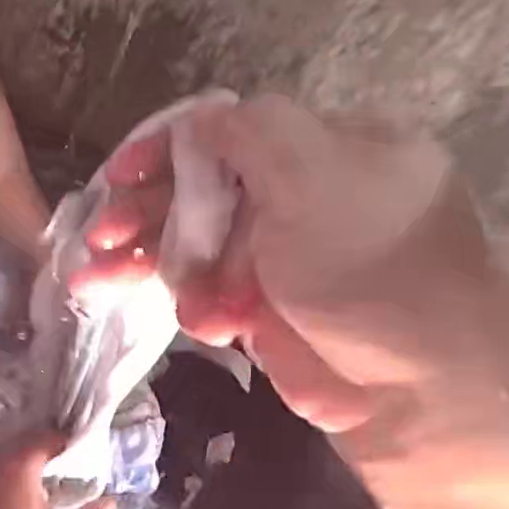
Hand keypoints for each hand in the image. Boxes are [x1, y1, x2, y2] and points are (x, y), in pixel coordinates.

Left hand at [0, 431, 115, 508]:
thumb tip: (111, 503)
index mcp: (20, 464)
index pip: (46, 438)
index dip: (64, 441)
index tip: (78, 451)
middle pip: (23, 441)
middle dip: (44, 446)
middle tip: (63, 460)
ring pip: (4, 453)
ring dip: (23, 457)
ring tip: (42, 473)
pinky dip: (5, 470)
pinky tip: (14, 489)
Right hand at [86, 94, 508, 435]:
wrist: (411, 389)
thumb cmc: (369, 272)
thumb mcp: (320, 182)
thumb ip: (255, 135)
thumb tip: (198, 118)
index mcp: (326, 151)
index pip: (228, 132)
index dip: (165, 149)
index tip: (118, 175)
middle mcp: (296, 197)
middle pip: (196, 190)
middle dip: (143, 213)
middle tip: (101, 239)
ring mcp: (274, 254)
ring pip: (189, 243)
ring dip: (145, 262)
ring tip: (97, 281)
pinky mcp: (256, 302)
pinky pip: (199, 289)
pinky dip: (185, 302)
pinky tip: (193, 321)